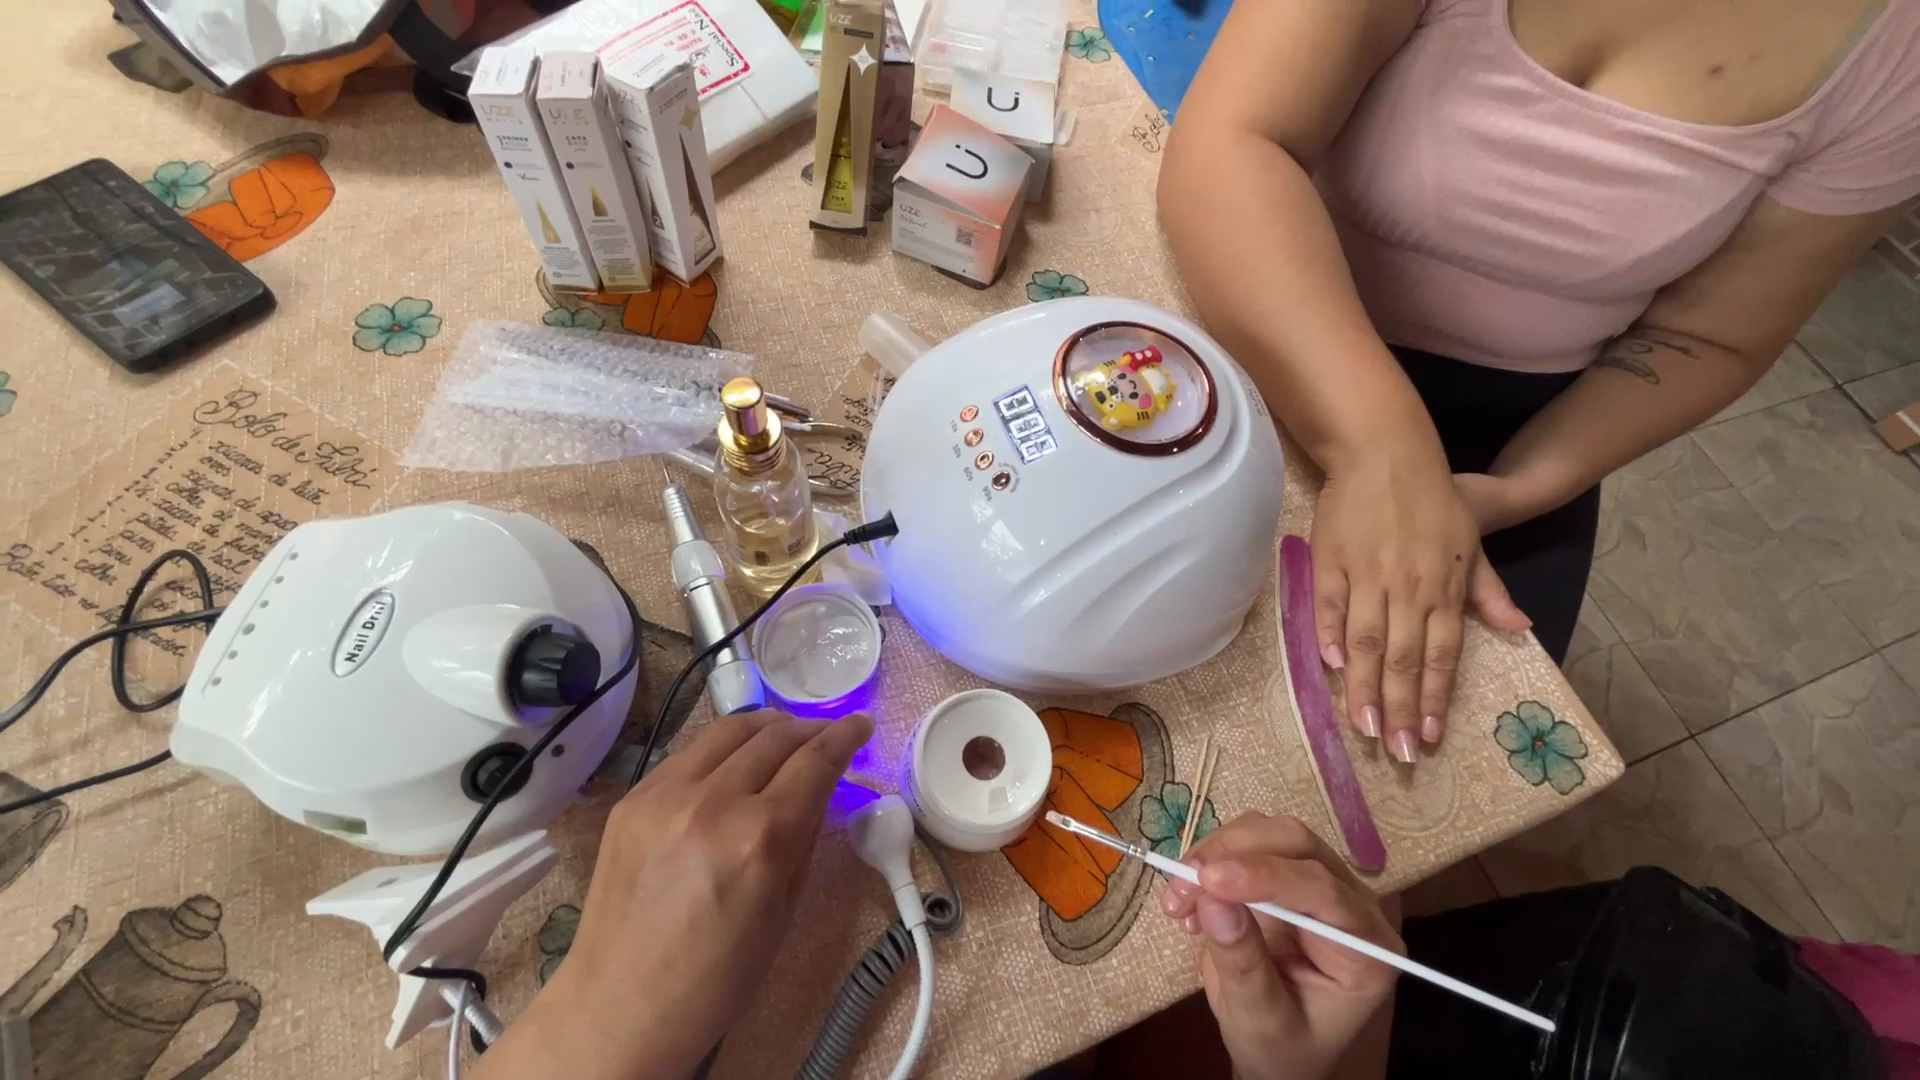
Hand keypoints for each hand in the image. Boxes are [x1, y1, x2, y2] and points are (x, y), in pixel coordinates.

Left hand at [473, 710, 873, 1079]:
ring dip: (769, 726)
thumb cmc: (717, 978)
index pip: (815, 761)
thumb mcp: (784, 909)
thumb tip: (819, 787)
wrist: (619, 1011)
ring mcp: (665, 795)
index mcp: (761, 839)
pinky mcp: (633, 799)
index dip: (846, 736)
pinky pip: (690, 753)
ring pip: (730, 730)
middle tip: (828, 733)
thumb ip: (805, 835)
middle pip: (776, 737)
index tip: (861, 724)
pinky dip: (724, 749)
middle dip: (812, 727)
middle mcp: (713, 802)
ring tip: (786, 734)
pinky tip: (735, 762)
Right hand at [1161, 814, 1402, 1079]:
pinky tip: (1189, 898)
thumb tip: (1211, 898)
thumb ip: (1242, 964)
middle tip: (1182, 885)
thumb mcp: (1261, 1021)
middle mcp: (1352, 904)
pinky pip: (1245, 840)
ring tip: (1178, 899)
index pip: (1323, 890)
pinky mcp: (1283, 871)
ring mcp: (1318, 881)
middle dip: (1233, 854)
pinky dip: (1209, 857)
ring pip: (1266, 831)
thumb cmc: (1282, 1048)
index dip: (1265, 875)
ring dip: (1214, 852)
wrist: (1277, 1048)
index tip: (1207, 880)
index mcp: (1367, 949)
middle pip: (1296, 844)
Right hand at [1313, 446, 1530, 758]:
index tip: (1427, 737)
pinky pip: (1330, 606)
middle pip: (1403, 658)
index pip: (1442, 654)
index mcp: (1444, 587)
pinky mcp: (1330, 561)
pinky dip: (1331, 636)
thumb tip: (1518, 630)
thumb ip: (1487, 589)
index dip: (1434, 697)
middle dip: (1399, 708)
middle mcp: (1408, 588)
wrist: (1384, 453)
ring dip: (1364, 687)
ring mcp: (1366, 575)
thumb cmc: (1431, 497)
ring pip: (1368, 642)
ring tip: (1362, 727)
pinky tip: (1331, 667)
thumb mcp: (1473, 540)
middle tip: (1395, 752)